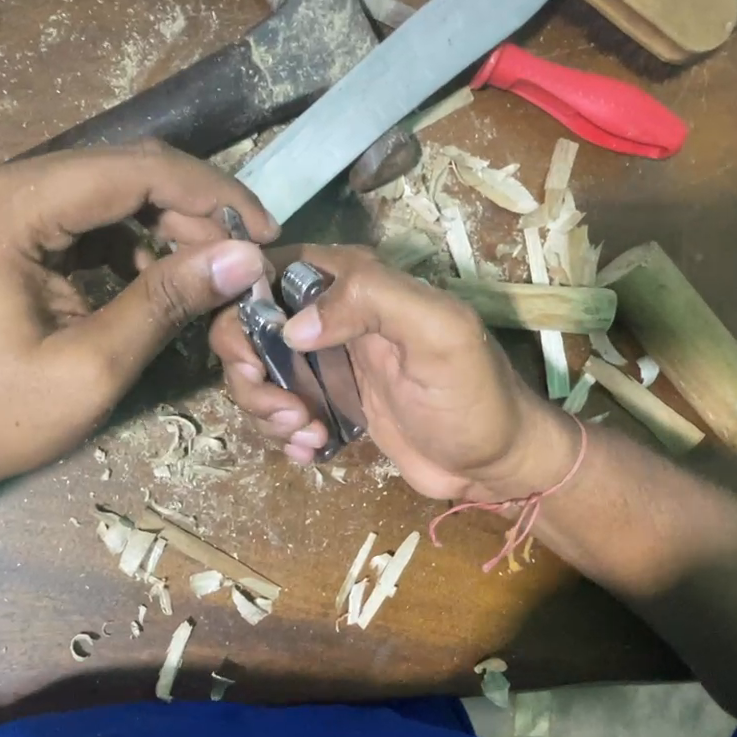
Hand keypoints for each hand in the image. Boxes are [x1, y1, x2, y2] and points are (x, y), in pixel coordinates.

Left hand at [0, 142, 277, 499]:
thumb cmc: (3, 416)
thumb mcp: (95, 364)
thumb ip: (167, 301)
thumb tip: (245, 257)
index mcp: (17, 209)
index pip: (136, 170)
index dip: (211, 197)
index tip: (265, 235)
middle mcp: (12, 187)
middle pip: (129, 169)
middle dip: (197, 210)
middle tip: (247, 260)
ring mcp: (14, 206)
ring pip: (119, 190)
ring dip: (175, 225)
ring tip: (217, 273)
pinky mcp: (23, 232)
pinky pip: (100, 219)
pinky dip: (143, 242)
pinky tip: (168, 278)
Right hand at [208, 245, 575, 501]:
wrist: (490, 465)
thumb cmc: (472, 396)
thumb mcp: (438, 334)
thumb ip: (371, 302)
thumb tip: (291, 325)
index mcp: (354, 284)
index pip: (270, 271)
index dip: (245, 307)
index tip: (252, 356)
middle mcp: (330, 317)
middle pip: (249, 329)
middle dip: (251, 374)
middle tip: (286, 411)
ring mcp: (324, 364)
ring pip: (257, 375)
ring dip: (267, 411)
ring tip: (309, 434)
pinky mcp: (324, 404)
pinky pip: (276, 412)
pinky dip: (283, 435)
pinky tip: (314, 450)